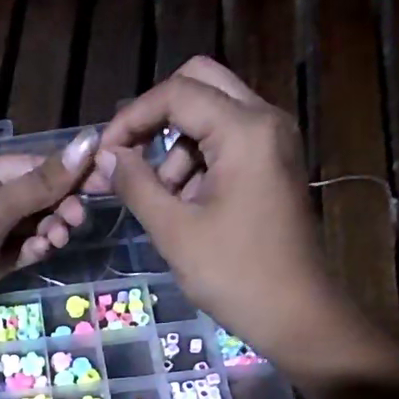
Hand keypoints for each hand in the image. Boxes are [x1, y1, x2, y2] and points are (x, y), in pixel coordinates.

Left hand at [0, 128, 97, 330]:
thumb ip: (44, 181)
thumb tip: (89, 141)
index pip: (32, 165)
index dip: (67, 173)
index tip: (101, 182)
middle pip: (35, 195)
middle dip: (58, 206)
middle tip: (76, 221)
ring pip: (31, 224)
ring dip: (49, 229)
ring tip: (56, 239)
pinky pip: (21, 248)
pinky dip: (34, 248)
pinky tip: (42, 251)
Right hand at [92, 57, 334, 361]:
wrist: (294, 313)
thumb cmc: (233, 275)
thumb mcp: (175, 232)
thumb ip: (137, 186)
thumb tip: (106, 157)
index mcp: (244, 130)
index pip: (178, 93)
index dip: (132, 117)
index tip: (104, 154)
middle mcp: (265, 120)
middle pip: (200, 85)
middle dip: (156, 118)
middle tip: (128, 158)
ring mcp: (274, 142)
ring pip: (213, 114)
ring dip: (177, 146)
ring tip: (160, 199)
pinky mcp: (274, 165)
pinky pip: (229, 142)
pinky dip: (199, 161)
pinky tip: (185, 205)